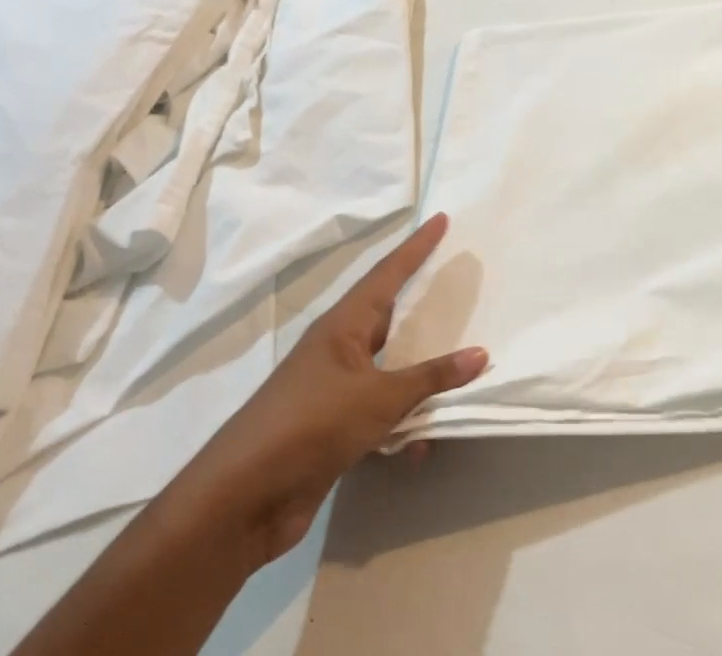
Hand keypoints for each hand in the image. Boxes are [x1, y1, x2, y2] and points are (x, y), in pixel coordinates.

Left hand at [171, 214, 485, 568]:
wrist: (241, 502)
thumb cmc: (309, 427)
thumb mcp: (379, 398)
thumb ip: (431, 377)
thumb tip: (480, 354)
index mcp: (341, 330)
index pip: (385, 276)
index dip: (415, 249)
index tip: (439, 220)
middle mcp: (336, 354)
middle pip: (386, 318)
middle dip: (419, 303)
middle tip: (455, 280)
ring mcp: (331, 393)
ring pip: (388, 371)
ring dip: (420, 376)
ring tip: (460, 366)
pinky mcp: (332, 431)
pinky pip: (381, 415)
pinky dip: (404, 427)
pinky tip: (423, 445)